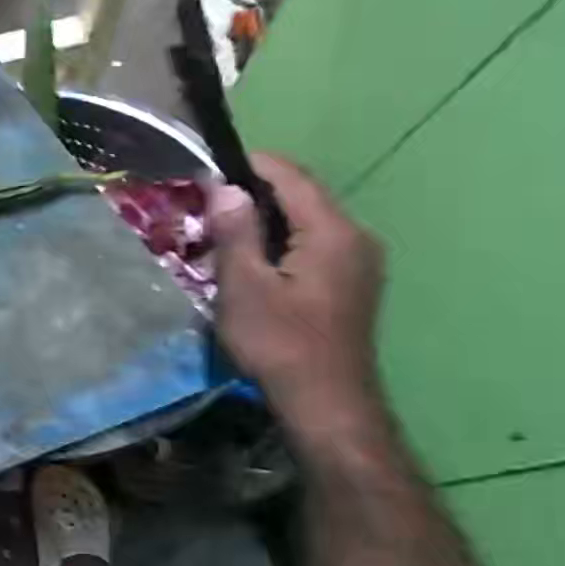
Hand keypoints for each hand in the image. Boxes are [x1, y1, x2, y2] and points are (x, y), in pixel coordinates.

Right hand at [211, 153, 384, 415]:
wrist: (326, 401)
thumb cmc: (279, 341)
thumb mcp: (244, 286)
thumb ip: (236, 232)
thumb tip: (227, 186)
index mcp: (332, 232)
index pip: (293, 178)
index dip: (252, 164)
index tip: (210, 164)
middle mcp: (355, 238)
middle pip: (302, 197)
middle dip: (254, 192)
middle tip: (206, 200)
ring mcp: (358, 262)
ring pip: (307, 222)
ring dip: (265, 218)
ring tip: (220, 228)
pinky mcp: (351, 283)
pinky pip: (312, 244)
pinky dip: (279, 240)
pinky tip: (250, 259)